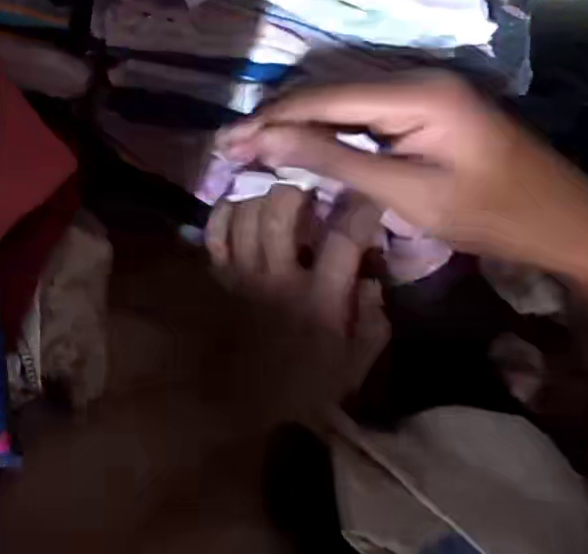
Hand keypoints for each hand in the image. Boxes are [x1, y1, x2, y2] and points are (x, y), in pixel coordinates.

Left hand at [204, 184, 389, 422]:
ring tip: (274, 195)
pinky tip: (238, 206)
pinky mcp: (218, 276)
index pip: (341, 243)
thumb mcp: (358, 359)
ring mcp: (241, 273)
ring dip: (260, 198)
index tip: (368, 195)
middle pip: (279, 215)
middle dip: (296, 191)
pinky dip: (223, 212)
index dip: (358, 213)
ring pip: (244, 215)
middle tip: (308, 187)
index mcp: (320, 300)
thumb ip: (372, 316)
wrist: (251, 400)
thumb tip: (373, 276)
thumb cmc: (312, 381)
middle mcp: (277, 277)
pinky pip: (213, 233)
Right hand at [219, 71, 587, 282]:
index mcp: (416, 92)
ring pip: (335, 101)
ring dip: (293, 125)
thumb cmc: (499, 218)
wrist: (583, 235)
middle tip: (230, 147)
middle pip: (323, 93)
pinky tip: (295, 145)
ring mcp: (419, 90)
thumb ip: (331, 160)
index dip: (268, 119)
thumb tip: (261, 139)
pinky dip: (321, 129)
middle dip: (273, 121)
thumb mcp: (409, 194)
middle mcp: (413, 77)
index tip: (226, 141)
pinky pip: (356, 111)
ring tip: (250, 147)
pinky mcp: (421, 107)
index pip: (320, 98)